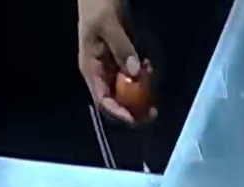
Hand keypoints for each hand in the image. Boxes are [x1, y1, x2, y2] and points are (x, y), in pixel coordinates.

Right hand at [77, 0, 154, 124]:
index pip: (103, 101)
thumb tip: (134, 72)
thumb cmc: (96, 2)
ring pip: (127, 92)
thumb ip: (120, 47)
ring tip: (151, 79)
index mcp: (91, 69)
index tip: (134, 117)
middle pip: (116, 102)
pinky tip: (149, 67)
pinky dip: (143, 77)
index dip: (118, 112)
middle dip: (134, 109)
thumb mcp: (107, 23)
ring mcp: (111, 67)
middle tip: (152, 112)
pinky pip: (133, 77)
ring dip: (141, 93)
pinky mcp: (121, 59)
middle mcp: (101, 73)